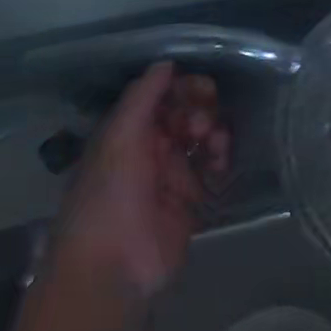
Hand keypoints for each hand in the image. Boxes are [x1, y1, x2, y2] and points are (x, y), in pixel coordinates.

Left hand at [48, 61, 230, 299]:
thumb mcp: (119, 137)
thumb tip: (166, 63)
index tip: (203, 88)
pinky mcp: (192, 200)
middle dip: (201, 109)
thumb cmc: (109, 195)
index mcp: (127, 131)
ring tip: (214, 143)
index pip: (161, 96)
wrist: (113, 268)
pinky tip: (220, 162)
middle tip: (203, 123)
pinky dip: (221, 158)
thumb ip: (143, 96)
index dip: (182, 88)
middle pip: (185, 113)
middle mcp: (150, 147)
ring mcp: (172, 174)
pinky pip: (212, 168)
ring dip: (214, 131)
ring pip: (202, 137)